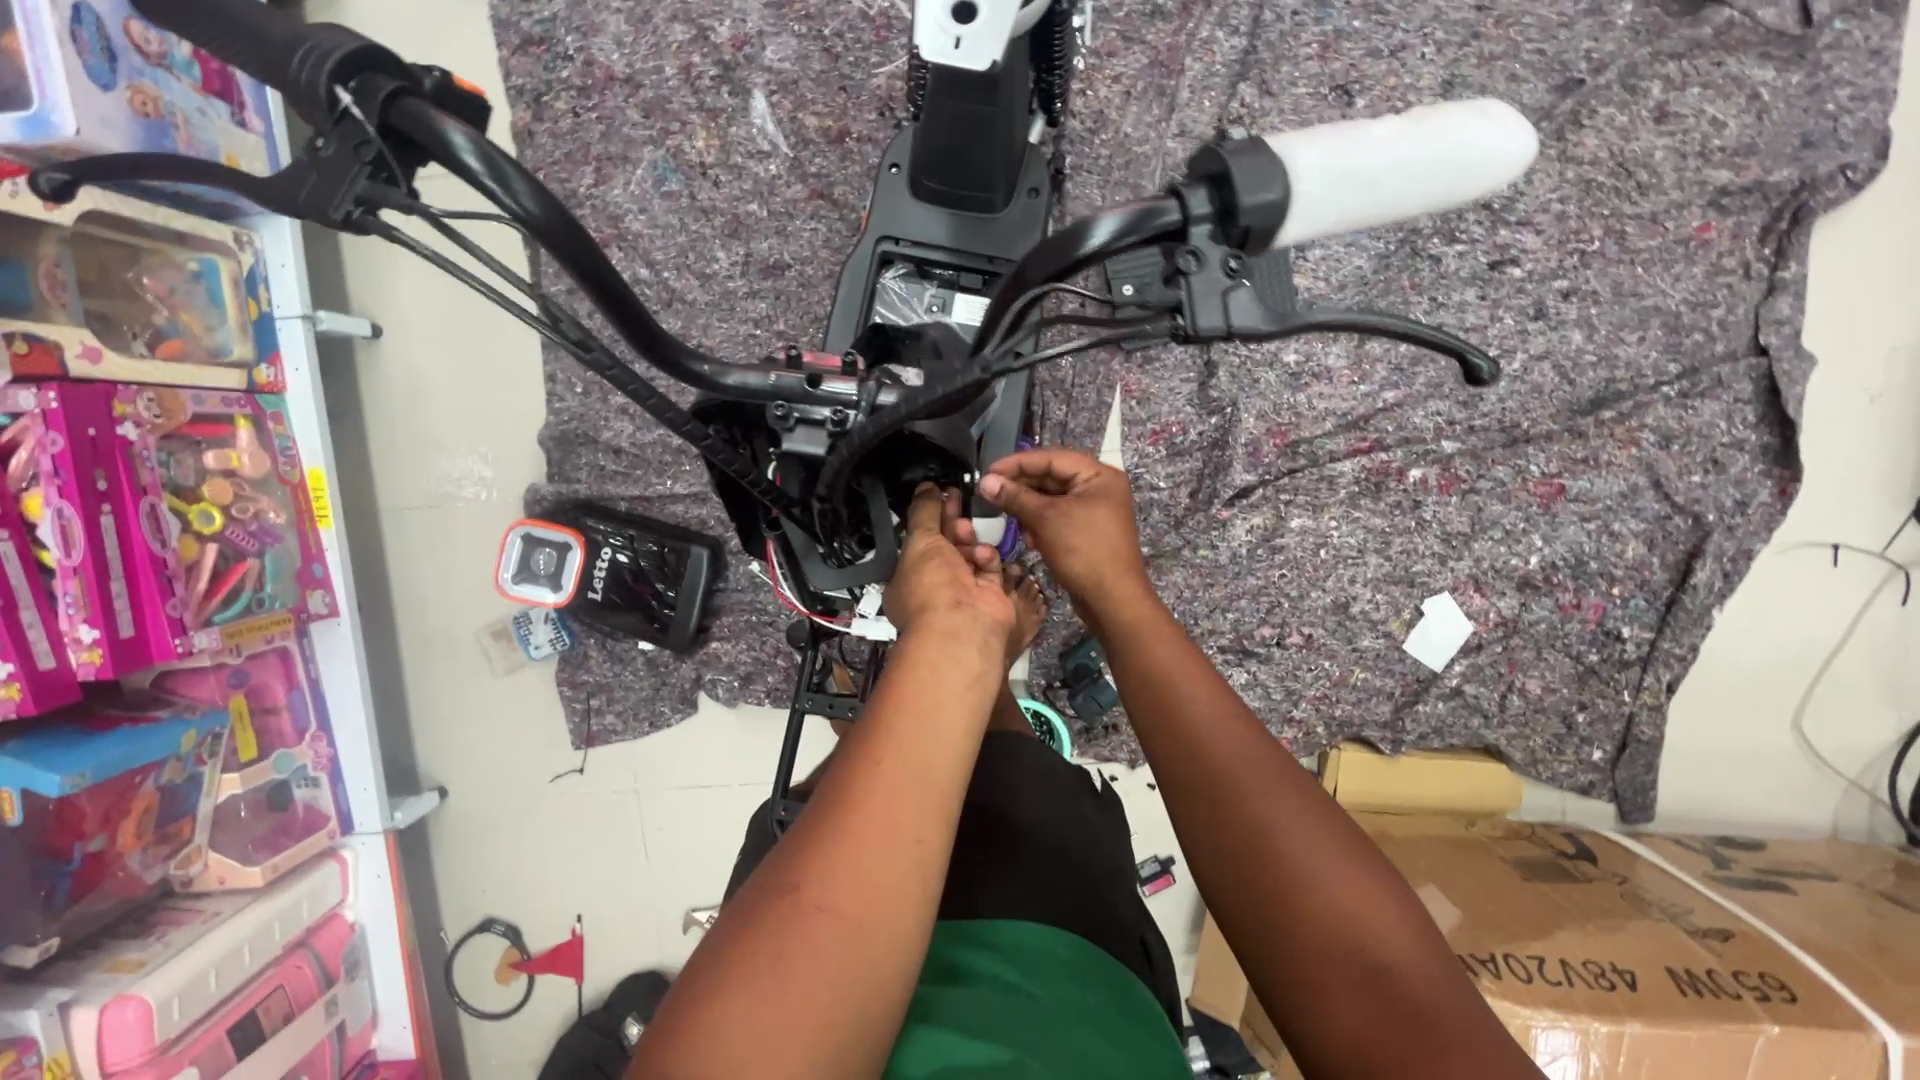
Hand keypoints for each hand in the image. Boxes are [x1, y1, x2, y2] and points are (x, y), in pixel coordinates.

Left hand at [884, 484, 1015, 646]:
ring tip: (968, 532)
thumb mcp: (920, 541)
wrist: (965, 626)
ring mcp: (962, 594)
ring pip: (968, 556)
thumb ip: (924, 511)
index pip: (919, 543)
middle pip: (945, 547)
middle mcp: (933, 588)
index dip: (929, 517)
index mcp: (907, 579)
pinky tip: (983, 556)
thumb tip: (925, 486)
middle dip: (951, 524)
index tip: (940, 495)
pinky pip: (988, 569)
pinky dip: (987, 560)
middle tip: (958, 499)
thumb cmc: (932, 584)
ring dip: (969, 540)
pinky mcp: (989, 596)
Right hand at [974, 449, 1153, 620]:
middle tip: (990, 493)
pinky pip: (1057, 517)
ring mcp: (1094, 510)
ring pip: (1051, 499)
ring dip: (1028, 507)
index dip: (1017, 463)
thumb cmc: (1084, 551)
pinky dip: (1039, 523)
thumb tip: (985, 482)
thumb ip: (1015, 497)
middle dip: (1021, 487)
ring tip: (1006, 516)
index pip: (1052, 458)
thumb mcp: (1046, 519)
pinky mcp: (1086, 531)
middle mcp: (1099, 487)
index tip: (988, 472)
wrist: (1112, 600)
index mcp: (1099, 475)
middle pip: (1052, 477)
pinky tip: (1027, 537)